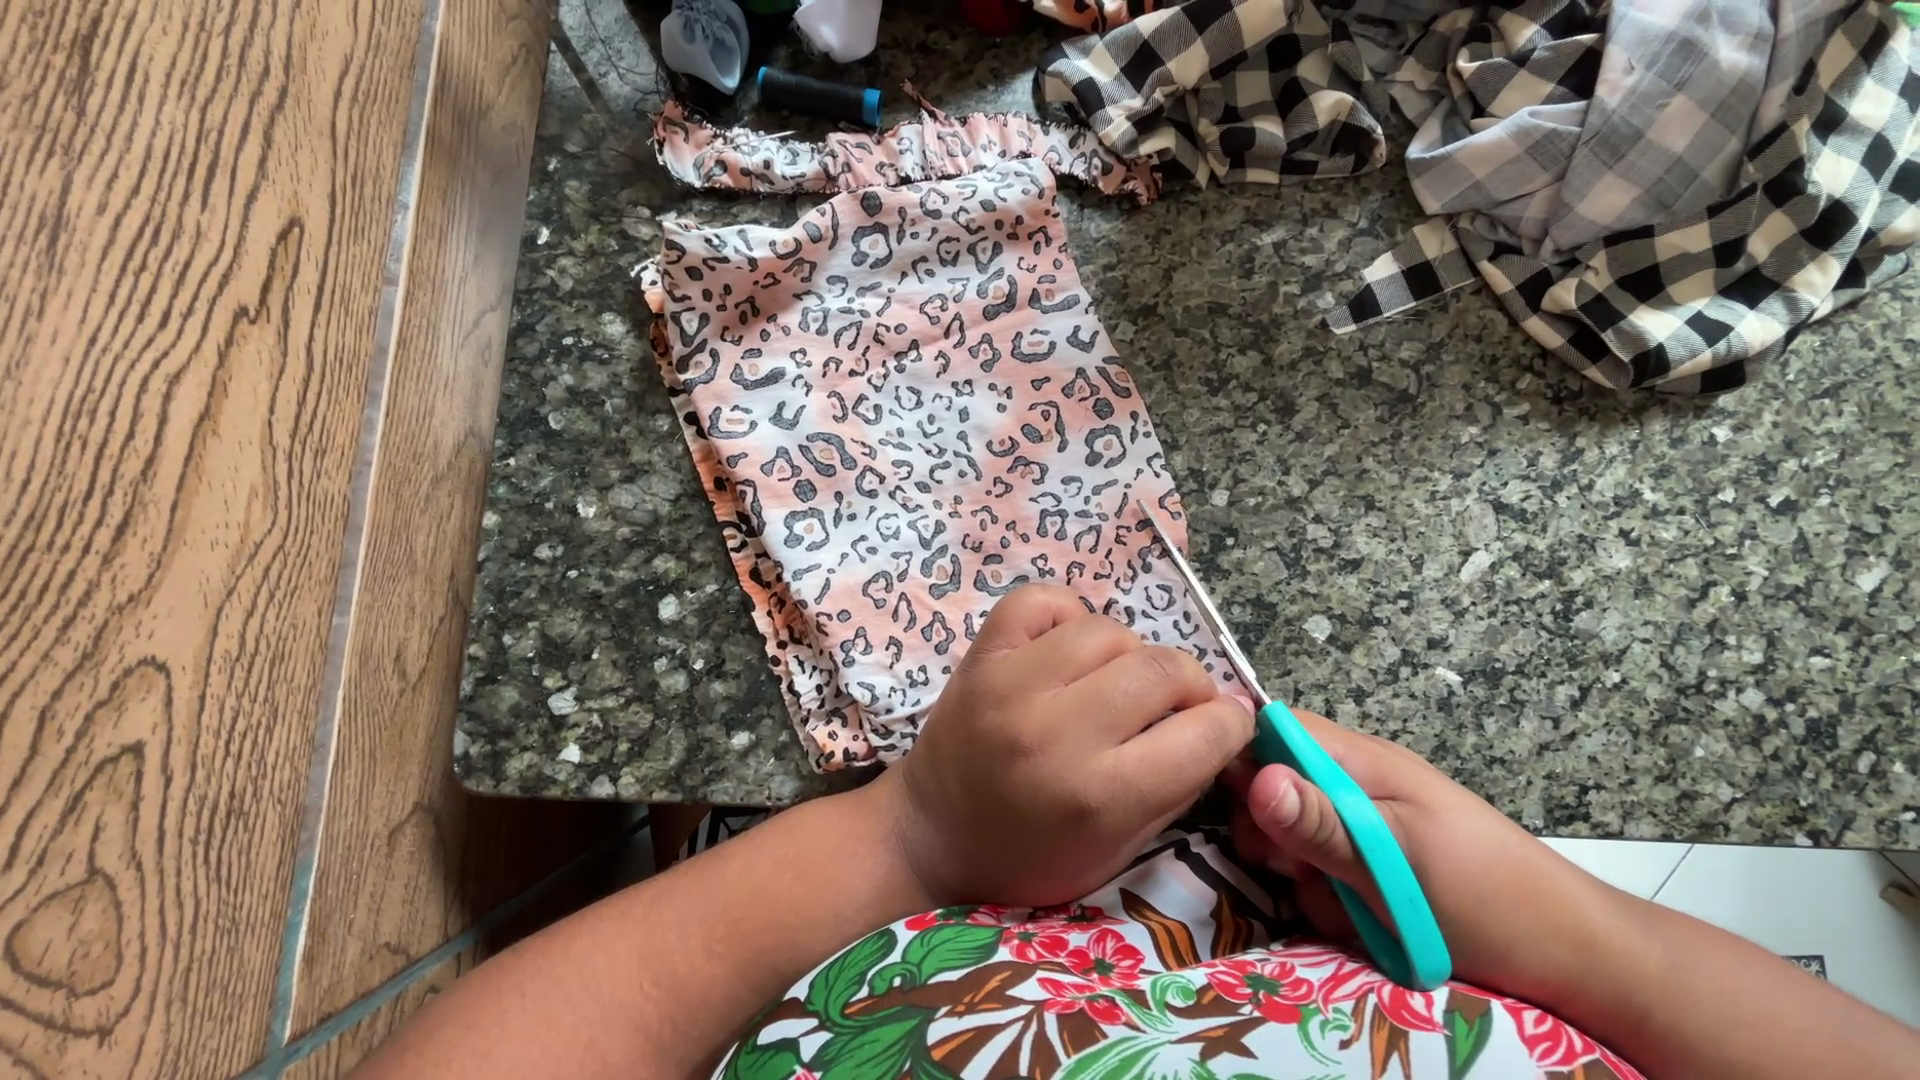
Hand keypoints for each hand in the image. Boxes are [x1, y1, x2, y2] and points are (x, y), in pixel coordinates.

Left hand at [877, 584, 1253, 908]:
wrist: (929, 836)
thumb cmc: (1027, 859)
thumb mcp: (1117, 850)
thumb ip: (1176, 786)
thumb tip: (1221, 721)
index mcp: (1101, 795)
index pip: (1206, 731)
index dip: (1229, 726)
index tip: (1219, 727)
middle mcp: (1058, 731)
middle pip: (1164, 668)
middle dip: (1189, 685)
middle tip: (1174, 705)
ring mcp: (1013, 684)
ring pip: (1109, 630)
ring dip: (1128, 655)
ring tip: (1114, 683)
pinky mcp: (981, 655)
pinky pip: (1042, 601)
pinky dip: (1067, 617)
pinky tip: (1067, 650)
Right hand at [1227, 710, 1625, 1001]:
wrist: (1576, 962)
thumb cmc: (1491, 898)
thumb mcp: (1398, 860)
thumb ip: (1321, 822)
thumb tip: (1252, 779)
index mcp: (1360, 761)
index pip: (1273, 730)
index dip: (1242, 759)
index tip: (1235, 810)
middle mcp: (1354, 785)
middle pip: (1271, 788)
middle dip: (1269, 831)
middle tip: (1291, 868)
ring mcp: (1363, 828)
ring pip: (1291, 839)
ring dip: (1301, 873)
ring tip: (1340, 904)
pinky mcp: (1371, 869)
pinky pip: (1320, 874)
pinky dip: (1326, 898)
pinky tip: (1358, 921)